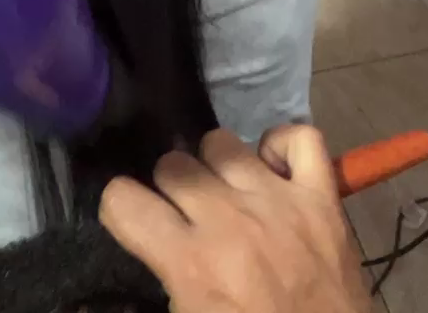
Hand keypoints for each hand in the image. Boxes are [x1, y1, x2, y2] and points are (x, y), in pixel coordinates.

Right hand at [99, 126, 373, 312]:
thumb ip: (151, 288)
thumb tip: (103, 284)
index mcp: (192, 263)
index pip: (122, 199)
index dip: (121, 210)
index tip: (133, 224)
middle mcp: (230, 220)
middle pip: (172, 163)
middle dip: (170, 190)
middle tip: (184, 219)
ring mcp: (280, 202)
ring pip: (221, 142)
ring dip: (216, 168)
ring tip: (226, 197)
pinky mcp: (323, 200)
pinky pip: (300, 139)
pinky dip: (282, 148)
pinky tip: (272, 174)